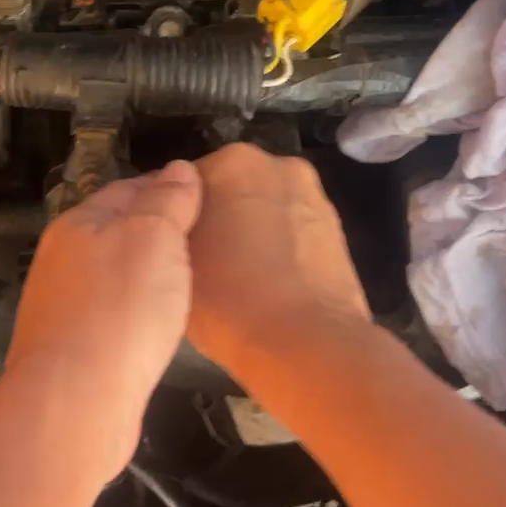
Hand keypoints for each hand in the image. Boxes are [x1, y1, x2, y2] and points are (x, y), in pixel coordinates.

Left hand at [5, 161, 201, 474]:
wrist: (75, 401)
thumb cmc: (119, 309)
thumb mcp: (153, 238)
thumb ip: (168, 201)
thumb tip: (179, 168)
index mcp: (78, 224)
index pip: (128, 189)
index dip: (166, 186)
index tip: (204, 192)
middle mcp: (63, 259)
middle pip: (117, 231)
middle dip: (156, 229)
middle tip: (205, 235)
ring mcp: (62, 305)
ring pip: (114, 273)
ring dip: (147, 271)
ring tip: (190, 276)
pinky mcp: (72, 348)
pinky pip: (111, 313)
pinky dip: (137, 309)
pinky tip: (159, 321)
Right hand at [187, 143, 369, 375]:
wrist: (308, 345)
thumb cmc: (226, 297)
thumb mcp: (169, 259)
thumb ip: (167, 225)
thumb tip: (175, 220)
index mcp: (231, 161)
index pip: (183, 182)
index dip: (173, 216)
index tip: (167, 247)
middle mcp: (277, 165)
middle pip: (229, 189)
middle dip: (215, 217)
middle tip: (198, 262)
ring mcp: (314, 196)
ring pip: (262, 211)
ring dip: (248, 232)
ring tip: (235, 278)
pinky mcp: (338, 231)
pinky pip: (291, 233)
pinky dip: (278, 250)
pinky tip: (267, 286)